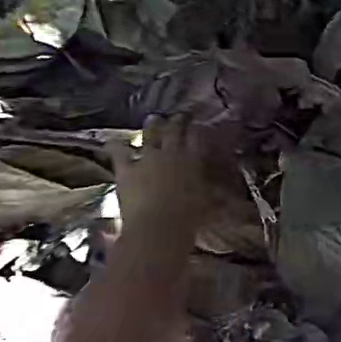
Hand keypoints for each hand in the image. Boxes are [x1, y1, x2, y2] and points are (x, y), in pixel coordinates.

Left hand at [109, 117, 235, 228]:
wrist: (157, 227)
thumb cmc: (189, 218)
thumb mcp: (207, 203)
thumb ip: (213, 193)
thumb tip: (227, 195)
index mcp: (193, 160)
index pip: (197, 137)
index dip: (198, 129)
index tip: (199, 124)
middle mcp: (171, 154)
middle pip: (174, 130)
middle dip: (178, 121)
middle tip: (179, 115)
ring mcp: (147, 159)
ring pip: (149, 136)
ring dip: (152, 126)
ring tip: (153, 118)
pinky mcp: (126, 169)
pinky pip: (119, 153)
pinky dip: (116, 146)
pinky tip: (113, 141)